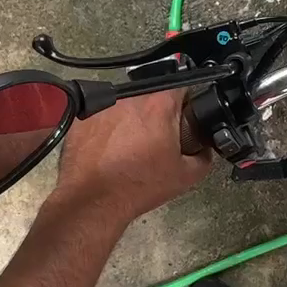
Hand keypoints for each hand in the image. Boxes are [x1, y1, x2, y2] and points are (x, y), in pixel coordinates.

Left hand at [50, 89, 211, 225]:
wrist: (94, 201)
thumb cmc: (136, 186)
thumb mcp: (185, 176)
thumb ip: (203, 157)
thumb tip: (204, 151)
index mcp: (159, 106)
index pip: (181, 86)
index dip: (186, 100)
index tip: (184, 114)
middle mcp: (130, 99)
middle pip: (151, 96)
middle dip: (157, 114)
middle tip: (157, 139)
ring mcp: (103, 106)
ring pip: (126, 106)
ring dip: (131, 121)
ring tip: (131, 147)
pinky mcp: (82, 118)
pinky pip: (102, 117)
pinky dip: (108, 129)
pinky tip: (111, 150)